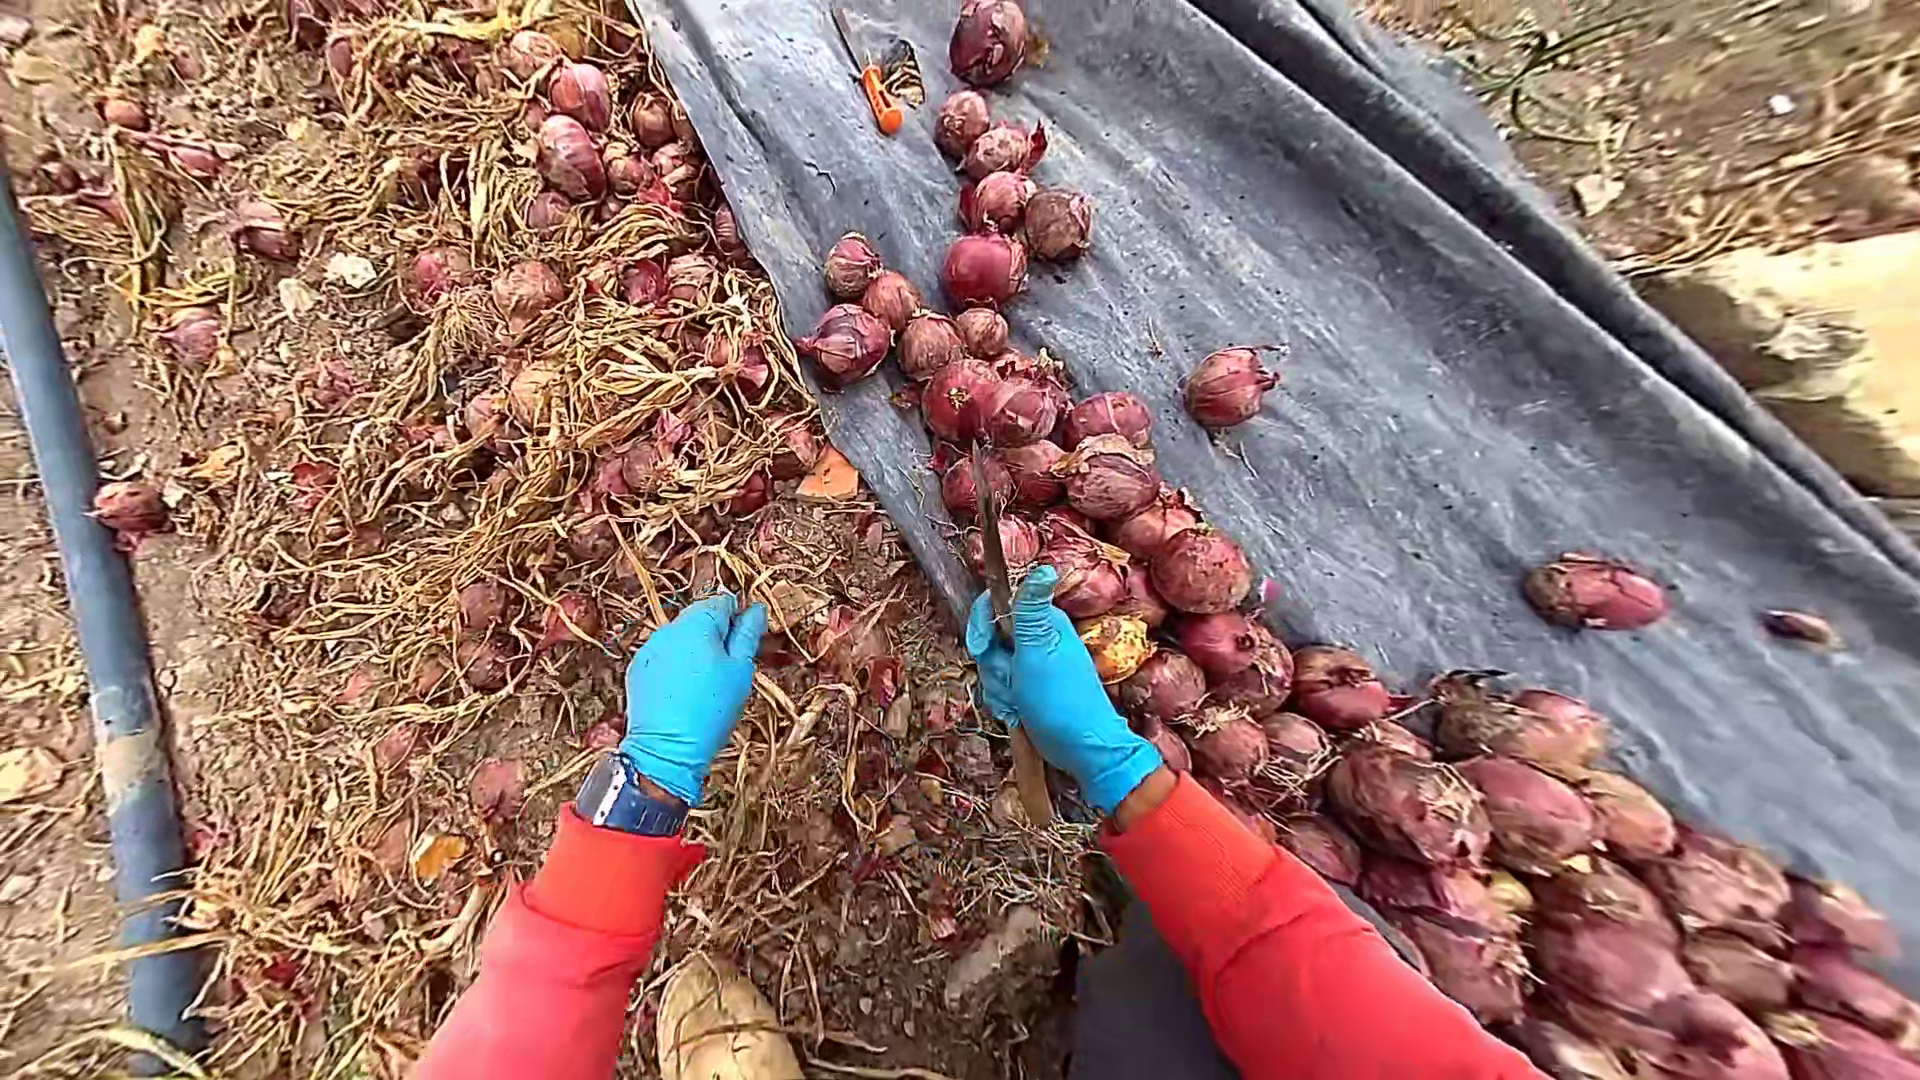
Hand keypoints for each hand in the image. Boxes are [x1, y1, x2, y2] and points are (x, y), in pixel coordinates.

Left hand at [621, 592, 767, 805]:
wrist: (666, 750)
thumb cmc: (711, 710)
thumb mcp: (741, 669)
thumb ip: (748, 633)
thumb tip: (756, 609)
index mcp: (697, 624)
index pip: (723, 601)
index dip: (739, 618)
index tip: (745, 642)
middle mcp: (669, 629)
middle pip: (701, 616)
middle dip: (718, 633)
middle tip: (730, 666)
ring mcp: (650, 648)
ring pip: (683, 635)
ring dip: (698, 647)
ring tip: (707, 680)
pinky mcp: (638, 668)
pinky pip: (666, 654)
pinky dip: (678, 663)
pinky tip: (686, 688)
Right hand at [965, 565, 1162, 814]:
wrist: (1082, 749)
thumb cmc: (1060, 700)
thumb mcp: (1037, 652)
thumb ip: (1030, 611)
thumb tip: (1045, 567)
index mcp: (1042, 621)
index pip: (996, 604)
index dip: (981, 625)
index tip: (981, 647)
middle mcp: (1035, 637)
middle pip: (989, 638)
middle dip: (993, 665)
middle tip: (1013, 682)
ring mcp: (1030, 663)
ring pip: (991, 665)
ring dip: (999, 687)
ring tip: (1019, 701)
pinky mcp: (1026, 686)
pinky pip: (998, 685)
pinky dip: (1003, 701)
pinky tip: (1018, 712)